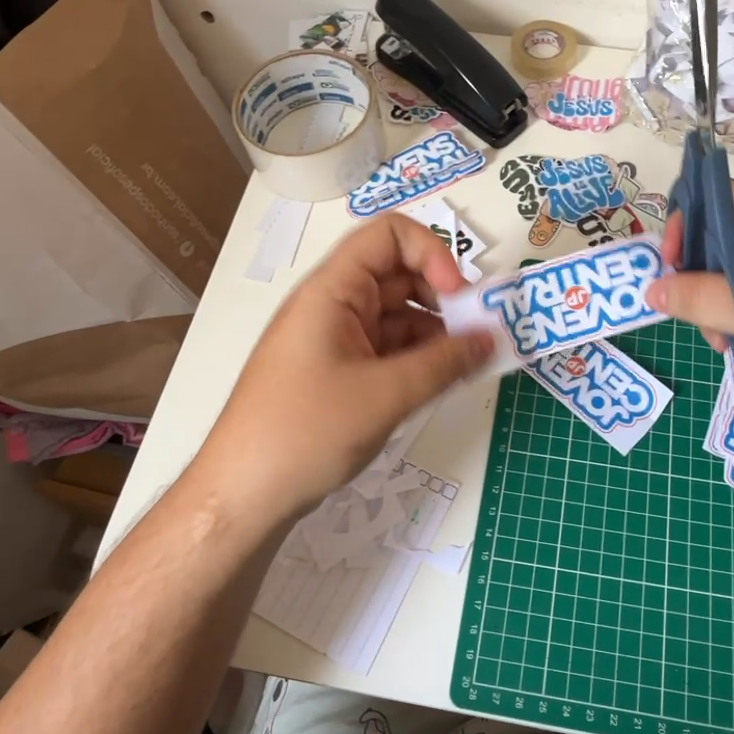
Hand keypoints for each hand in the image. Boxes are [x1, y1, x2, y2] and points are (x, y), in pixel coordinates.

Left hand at [196, 214, 494, 518]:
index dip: (431, 252)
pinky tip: (442, 381)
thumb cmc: (305, 432)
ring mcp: (334, 340)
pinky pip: (387, 348)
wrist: (242, 497)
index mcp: (332, 290)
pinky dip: (418, 358)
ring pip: (397, 315)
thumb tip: (492, 339)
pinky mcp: (337, 373)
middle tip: (478, 332)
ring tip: (468, 364)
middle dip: (443, 296)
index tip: (459, 296)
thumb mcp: (385, 396)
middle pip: (398, 274)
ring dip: (435, 331)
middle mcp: (333, 305)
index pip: (389, 235)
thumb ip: (445, 364)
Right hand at [644, 181, 733, 425]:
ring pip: (724, 274)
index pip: (729, 197)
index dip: (695, 218)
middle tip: (677, 297)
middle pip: (721, 236)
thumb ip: (705, 298)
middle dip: (696, 268)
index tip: (671, 255)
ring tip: (710, 333)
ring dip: (707, 301)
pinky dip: (723, 320)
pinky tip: (726, 346)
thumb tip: (651, 289)